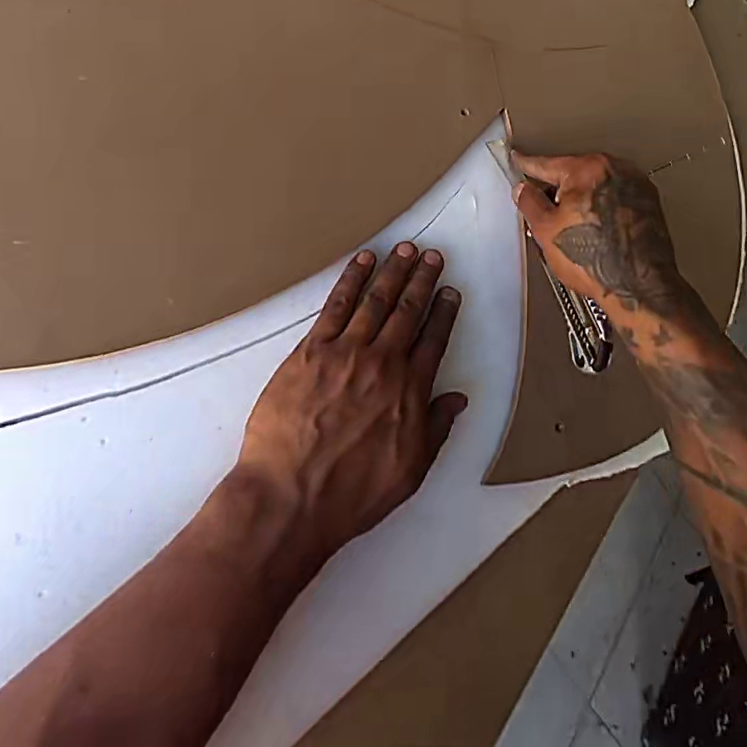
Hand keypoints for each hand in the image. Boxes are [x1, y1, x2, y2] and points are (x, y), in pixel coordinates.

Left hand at [236, 242, 467, 560]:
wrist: (291, 495)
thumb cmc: (350, 492)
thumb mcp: (409, 471)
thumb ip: (435, 429)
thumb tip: (455, 400)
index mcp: (410, 391)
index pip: (434, 340)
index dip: (444, 312)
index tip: (449, 293)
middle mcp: (383, 364)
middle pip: (409, 311)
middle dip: (422, 280)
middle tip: (432, 258)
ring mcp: (346, 353)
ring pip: (376, 301)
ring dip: (393, 272)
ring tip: (404, 251)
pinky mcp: (311, 351)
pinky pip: (336, 305)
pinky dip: (352, 280)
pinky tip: (363, 263)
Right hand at [510, 151, 695, 322]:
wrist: (637, 287)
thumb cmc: (597, 261)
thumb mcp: (545, 230)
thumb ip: (530, 202)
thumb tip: (524, 190)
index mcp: (587, 169)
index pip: (547, 163)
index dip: (528, 165)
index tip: (520, 161)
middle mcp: (616, 170)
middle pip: (574, 174)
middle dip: (558, 192)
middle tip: (545, 215)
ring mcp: (636, 187)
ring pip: (596, 188)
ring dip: (582, 203)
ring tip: (574, 233)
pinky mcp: (649, 206)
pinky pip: (615, 200)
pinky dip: (602, 211)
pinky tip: (594, 235)